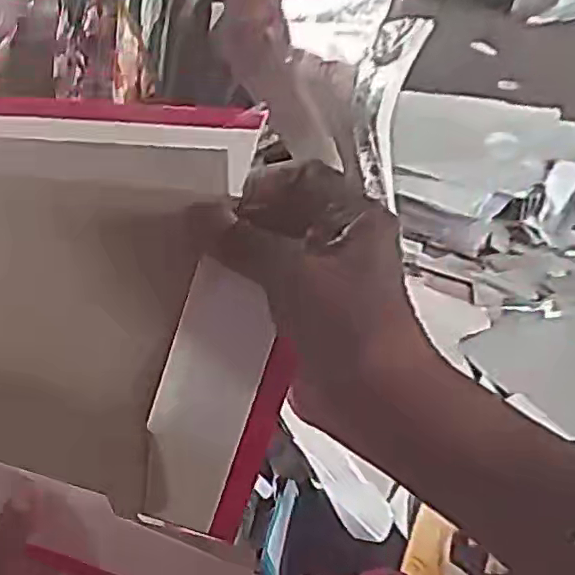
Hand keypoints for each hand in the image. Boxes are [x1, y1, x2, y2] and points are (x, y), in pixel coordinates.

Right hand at [212, 160, 435, 434]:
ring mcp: (325, 287)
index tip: (220, 204)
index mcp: (355, 220)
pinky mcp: (308, 322)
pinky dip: (247, 296)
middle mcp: (342, 250)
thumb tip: (206, 218)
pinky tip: (222, 301)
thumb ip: (244, 241)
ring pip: (275, 260)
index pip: (302, 180)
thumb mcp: (292, 271)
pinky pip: (270, 297)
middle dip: (245, 226)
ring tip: (208, 264)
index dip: (260, 187)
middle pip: (286, 220)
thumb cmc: (355, 328)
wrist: (368, 393)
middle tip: (206, 234)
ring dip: (243, 262)